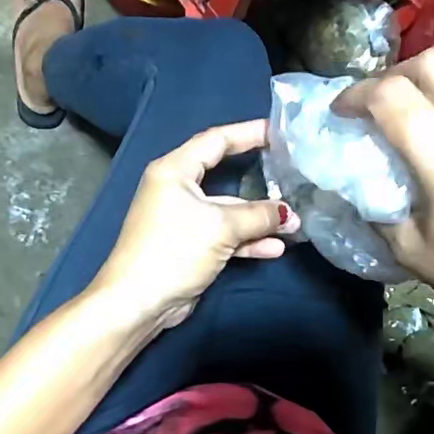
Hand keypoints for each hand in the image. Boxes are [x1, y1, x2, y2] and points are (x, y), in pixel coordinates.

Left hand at [90, 120, 300, 332]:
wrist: (138, 302)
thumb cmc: (174, 250)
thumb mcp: (221, 226)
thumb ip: (259, 215)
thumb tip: (290, 215)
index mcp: (175, 170)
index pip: (216, 141)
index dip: (248, 133)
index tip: (278, 131)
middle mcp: (178, 190)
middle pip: (226, 179)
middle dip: (261, 188)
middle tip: (294, 179)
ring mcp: (185, 220)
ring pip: (229, 212)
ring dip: (259, 221)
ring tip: (294, 226)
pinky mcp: (191, 246)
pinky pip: (225, 236)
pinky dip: (248, 241)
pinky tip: (275, 248)